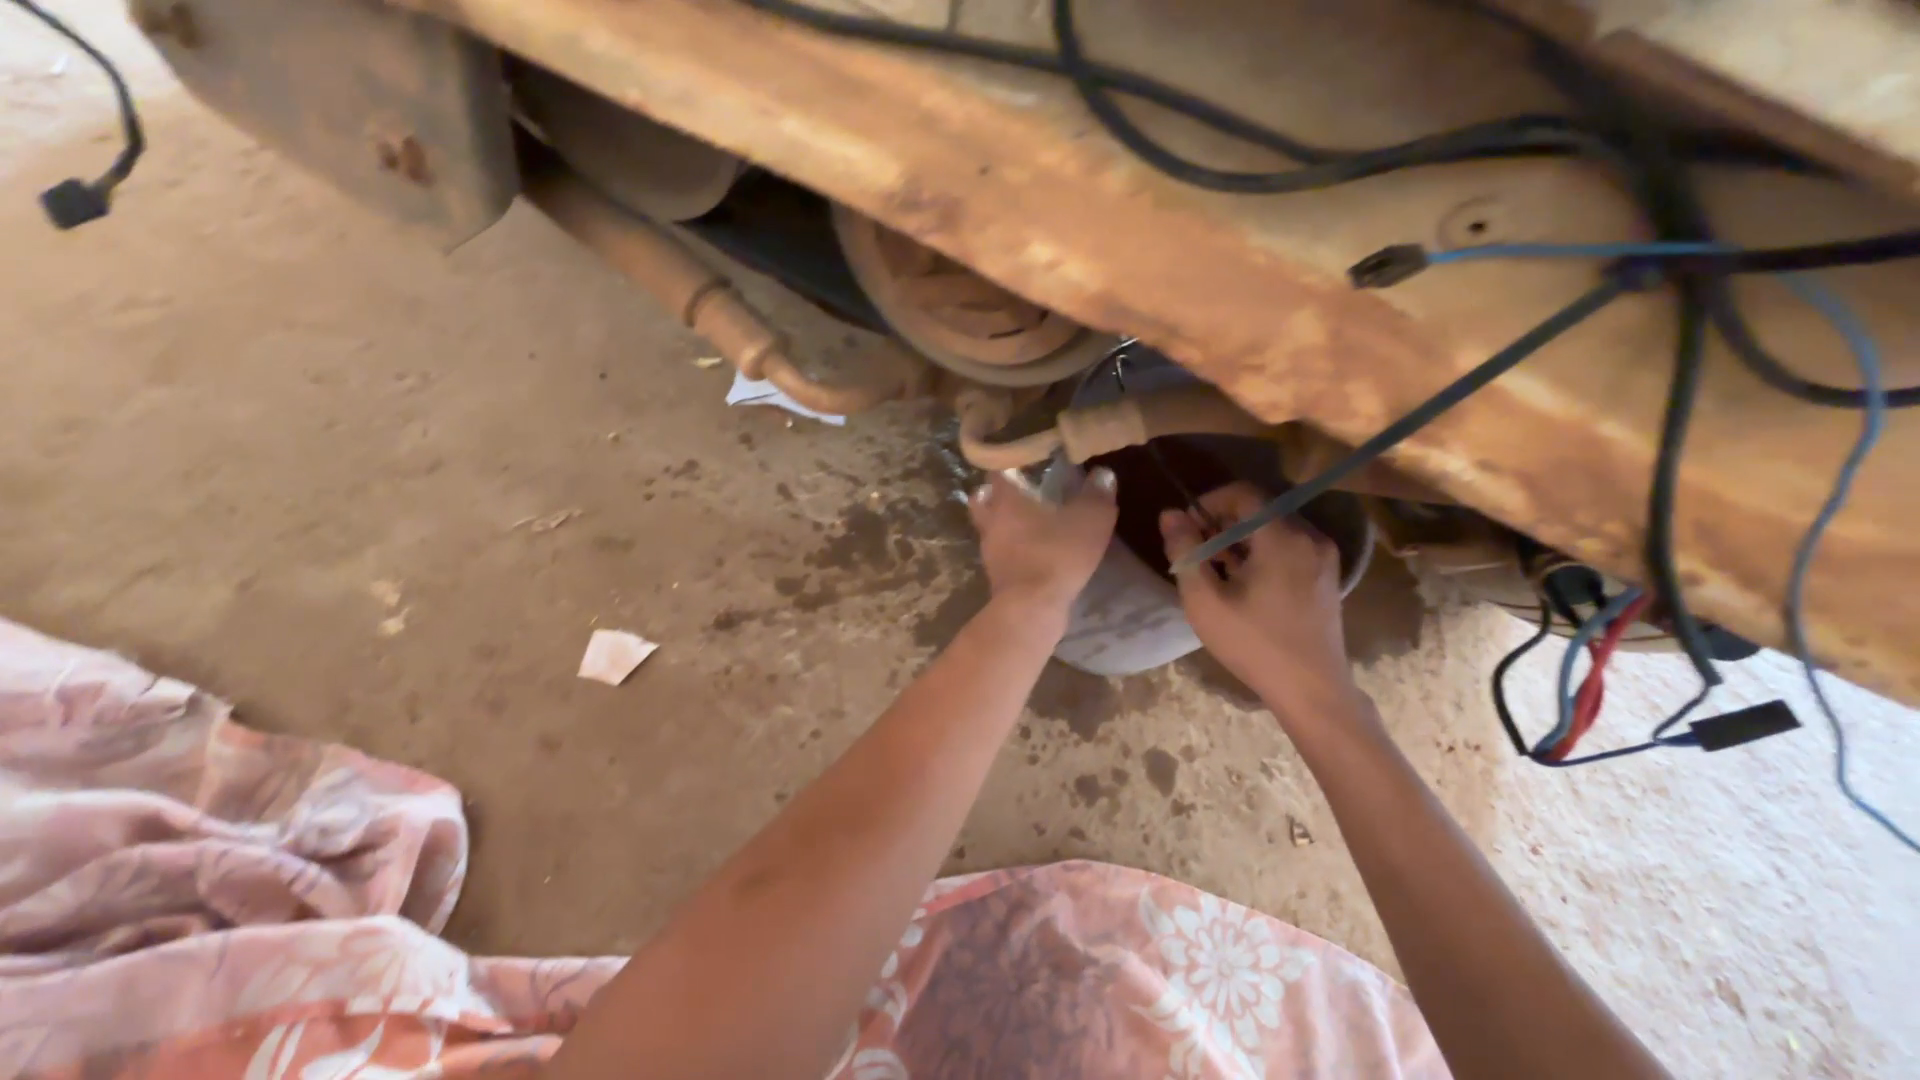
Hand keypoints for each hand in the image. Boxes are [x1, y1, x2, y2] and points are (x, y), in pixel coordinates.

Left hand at [968, 468, 1117, 627]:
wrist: (1033, 608)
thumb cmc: (1057, 554)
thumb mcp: (1090, 519)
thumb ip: (1097, 494)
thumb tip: (1103, 474)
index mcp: (1005, 500)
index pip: (996, 470)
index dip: (1006, 462)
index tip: (1022, 459)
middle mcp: (990, 523)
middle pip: (983, 500)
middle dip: (996, 494)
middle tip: (1018, 490)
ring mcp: (989, 552)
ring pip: (990, 529)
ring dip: (1004, 524)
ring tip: (1030, 522)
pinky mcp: (997, 577)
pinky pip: (1002, 554)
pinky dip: (1013, 550)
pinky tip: (1033, 551)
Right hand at [1159, 483, 1362, 717]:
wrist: (1311, 689)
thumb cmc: (1253, 644)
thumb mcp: (1205, 600)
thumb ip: (1185, 551)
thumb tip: (1171, 514)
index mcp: (1282, 537)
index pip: (1243, 493)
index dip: (1209, 502)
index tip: (1187, 528)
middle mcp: (1309, 536)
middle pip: (1260, 508)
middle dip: (1223, 521)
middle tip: (1198, 551)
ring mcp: (1323, 556)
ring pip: (1275, 527)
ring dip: (1243, 538)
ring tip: (1218, 570)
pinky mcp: (1327, 575)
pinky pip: (1290, 546)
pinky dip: (1264, 551)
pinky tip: (1246, 583)